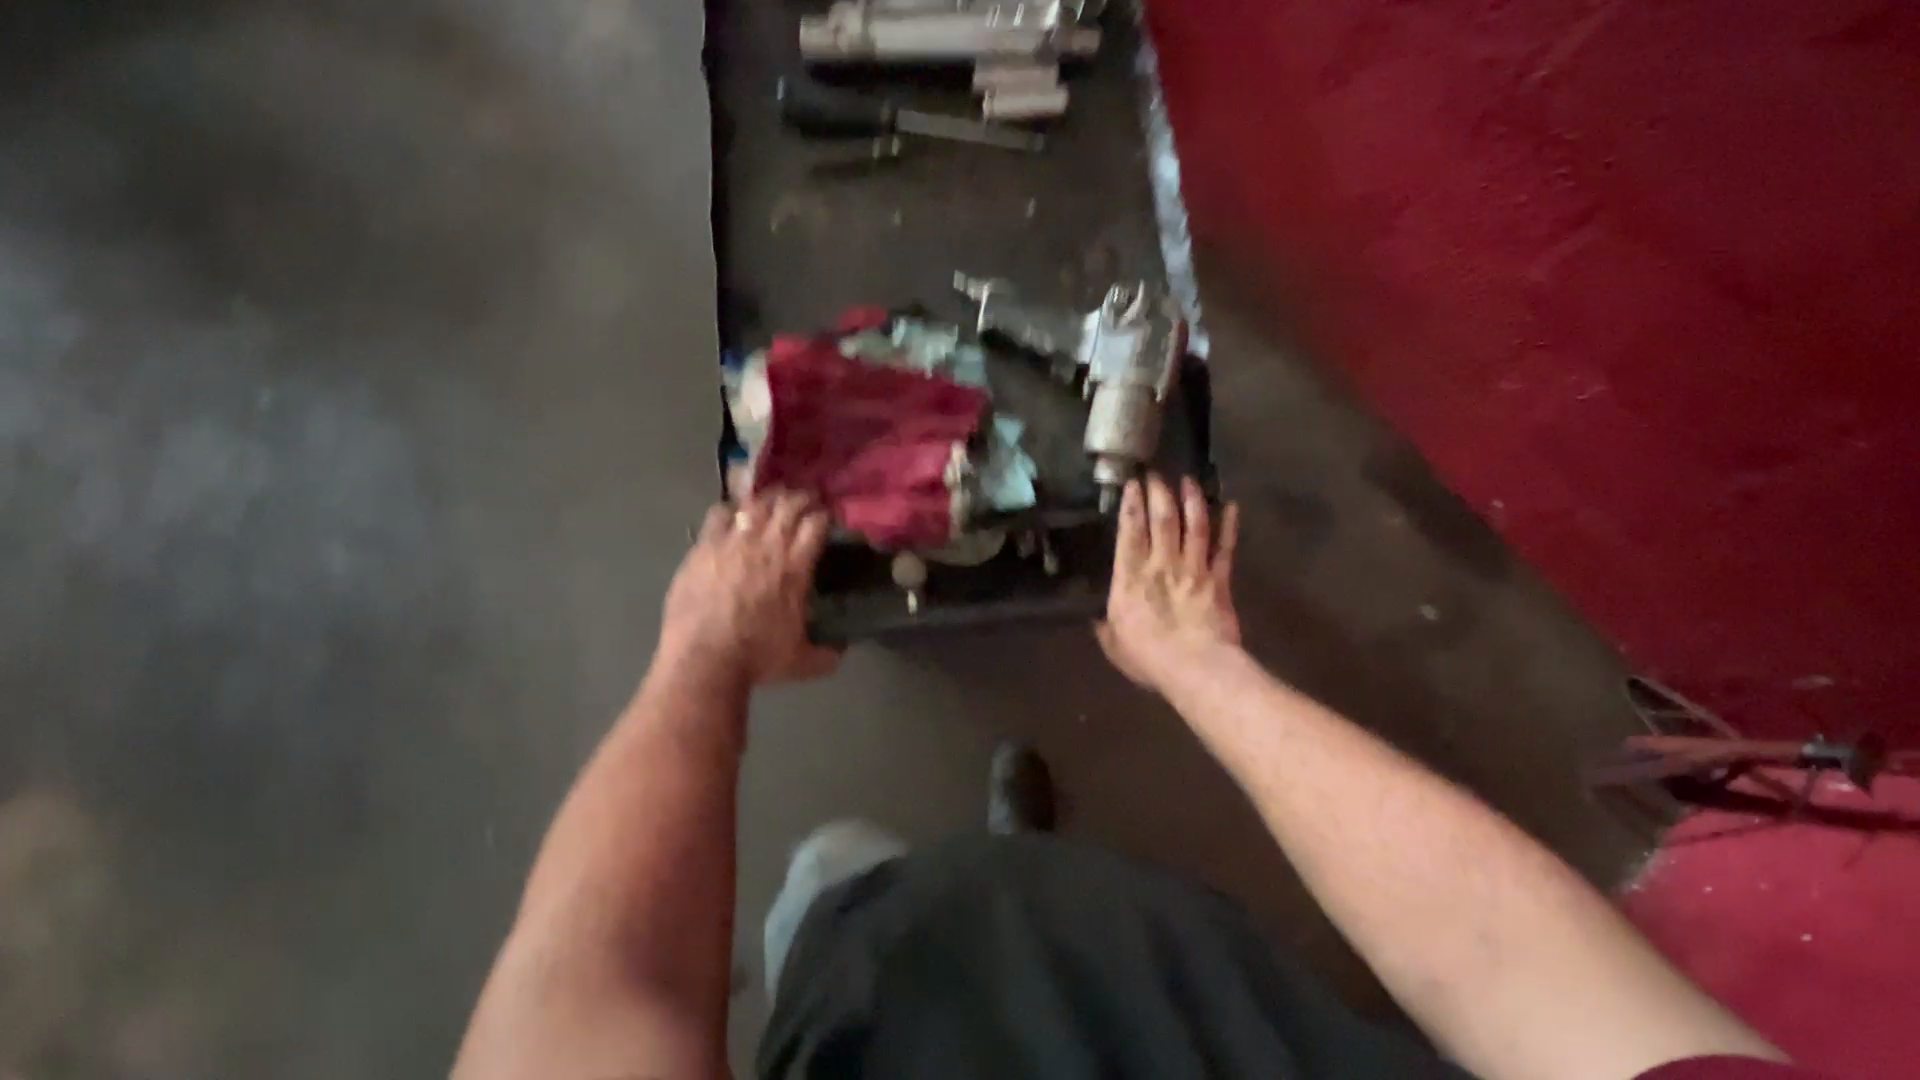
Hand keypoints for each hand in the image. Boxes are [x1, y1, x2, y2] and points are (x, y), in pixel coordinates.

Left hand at [658, 490, 841, 685]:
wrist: (703, 660)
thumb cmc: (756, 658)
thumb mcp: (801, 661)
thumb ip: (825, 654)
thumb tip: (840, 652)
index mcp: (796, 567)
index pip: (817, 522)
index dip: (825, 514)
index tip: (828, 516)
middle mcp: (767, 545)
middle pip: (789, 504)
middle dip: (802, 498)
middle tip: (807, 500)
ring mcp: (733, 542)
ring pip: (756, 503)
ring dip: (769, 499)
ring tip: (773, 501)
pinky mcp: (704, 546)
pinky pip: (720, 513)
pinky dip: (732, 510)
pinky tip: (733, 516)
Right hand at [1096, 474, 1241, 693]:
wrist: (1194, 668)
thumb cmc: (1148, 657)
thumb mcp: (1113, 642)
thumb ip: (1106, 624)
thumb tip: (1097, 618)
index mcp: (1130, 577)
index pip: (1130, 531)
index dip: (1132, 504)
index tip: (1133, 483)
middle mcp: (1162, 564)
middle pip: (1163, 519)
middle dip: (1160, 492)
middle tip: (1157, 473)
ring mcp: (1194, 569)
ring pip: (1194, 525)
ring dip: (1192, 500)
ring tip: (1189, 481)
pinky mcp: (1219, 580)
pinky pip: (1224, 548)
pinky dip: (1229, 526)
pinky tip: (1231, 507)